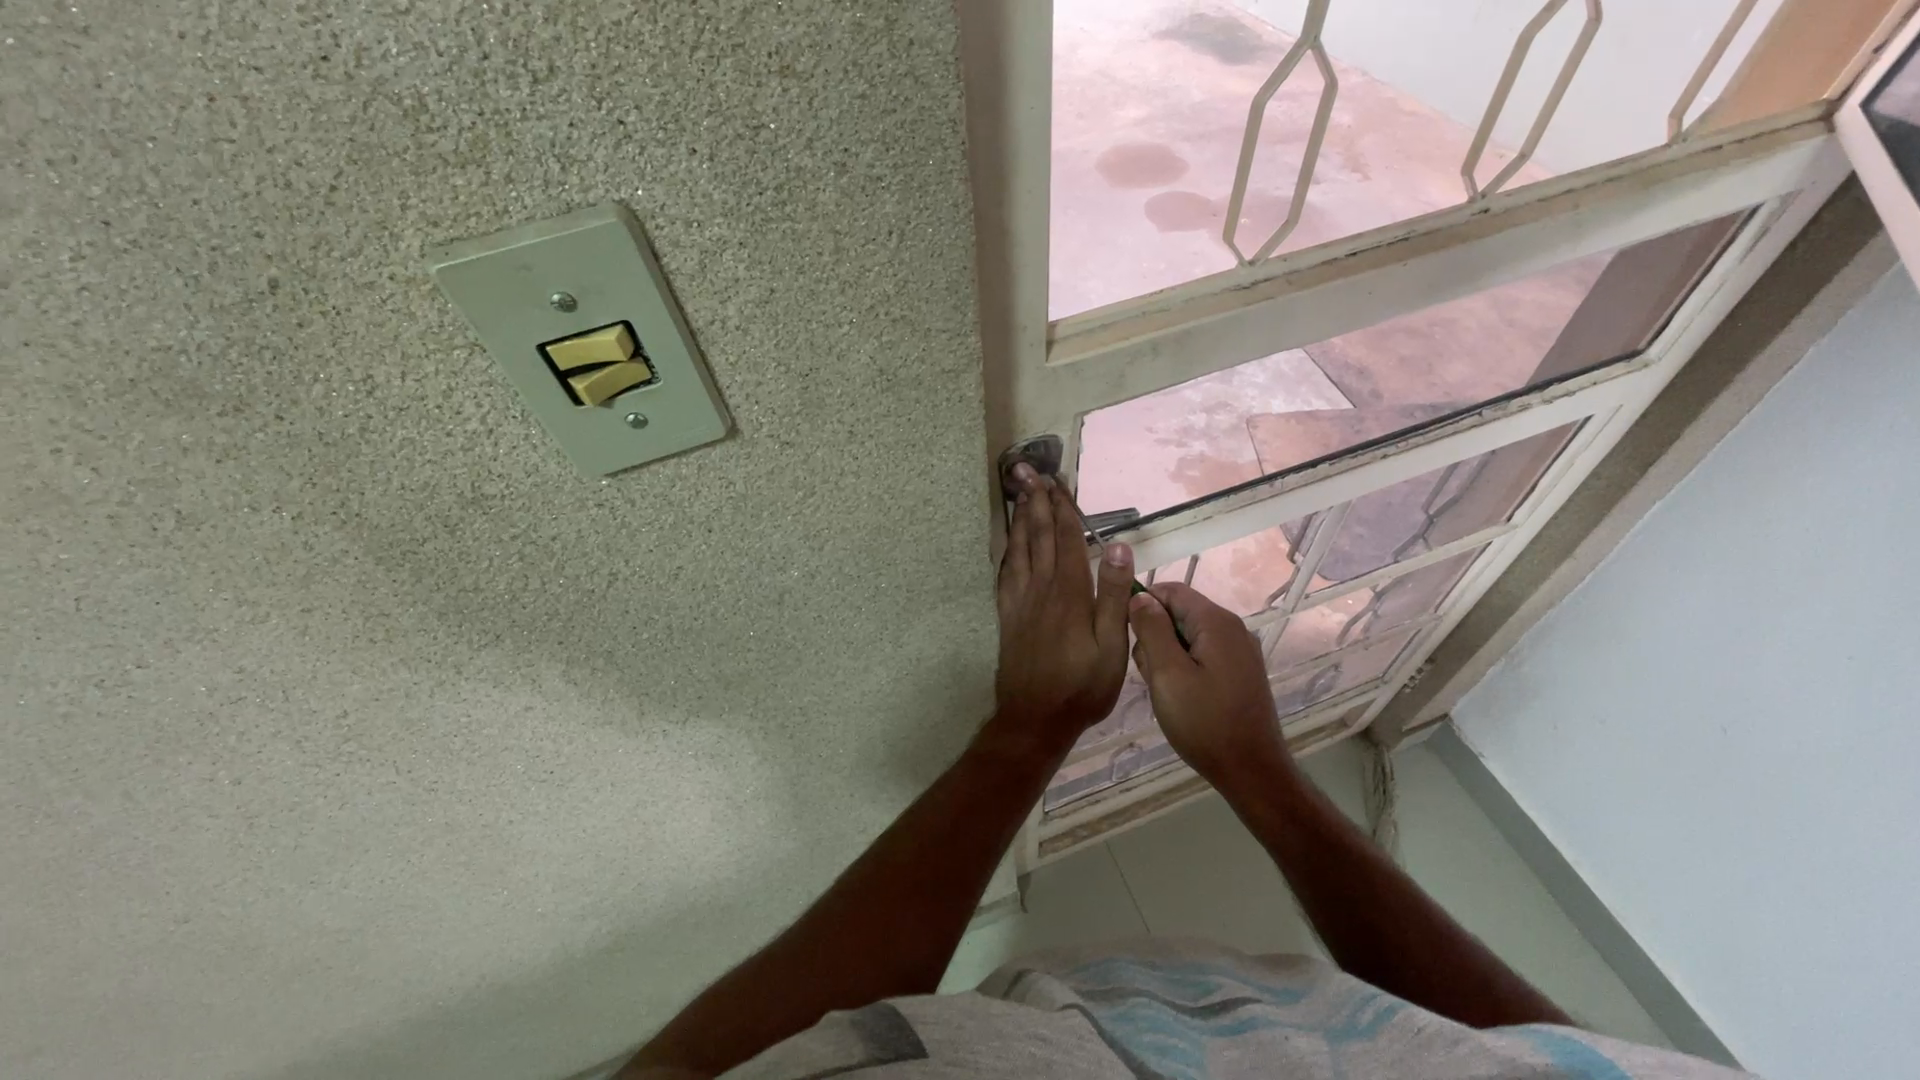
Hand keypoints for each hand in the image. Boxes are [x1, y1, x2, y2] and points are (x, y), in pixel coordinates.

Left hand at [991, 465, 1135, 750]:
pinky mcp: (1008, 616)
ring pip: (1019, 550)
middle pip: (1039, 536)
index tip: (1055, 480)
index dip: (1062, 509)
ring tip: (1018, 494)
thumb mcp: (1113, 647)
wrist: (1034, 718)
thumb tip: (1120, 547)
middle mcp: (1042, 589)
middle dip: (1035, 502)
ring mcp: (1021, 602)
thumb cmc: (1082, 687)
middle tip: (1026, 471)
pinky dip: (1007, 551)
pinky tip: (1008, 543)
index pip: (1068, 540)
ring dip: (1020, 519)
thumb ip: (1115, 596)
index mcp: (1071, 593)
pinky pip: (1006, 574)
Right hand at [1127, 582, 1291, 786]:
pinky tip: (1179, 697)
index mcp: (1216, 622)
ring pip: (1188, 637)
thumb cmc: (1204, 723)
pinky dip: (1184, 669)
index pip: (1171, 590)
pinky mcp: (1240, 672)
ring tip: (1163, 691)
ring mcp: (1239, 651)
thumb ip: (1152, 629)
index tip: (1127, 636)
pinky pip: (1202, 655)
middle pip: (1179, 613)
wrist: (1251, 770)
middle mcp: (1233, 628)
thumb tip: (1140, 596)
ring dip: (1167, 656)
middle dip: (1155, 636)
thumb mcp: (1167, 674)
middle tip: (1150, 674)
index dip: (1142, 605)